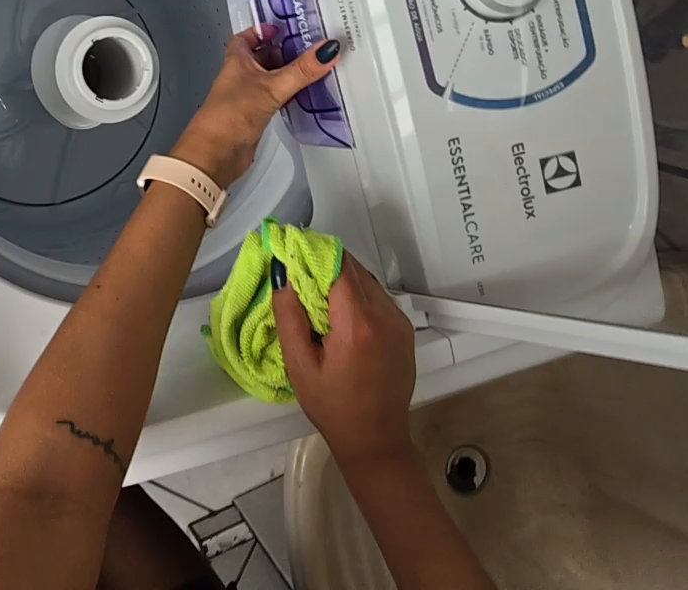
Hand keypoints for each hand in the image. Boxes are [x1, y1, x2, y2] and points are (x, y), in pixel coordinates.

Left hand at [169, 24, 340, 187]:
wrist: (216, 154)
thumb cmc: (231, 115)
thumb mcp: (271, 87)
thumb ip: (301, 70)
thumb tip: (327, 49)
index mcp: (237, 61)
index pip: (245, 38)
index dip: (260, 31)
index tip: (280, 28)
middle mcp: (240, 77)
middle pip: (261, 58)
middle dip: (281, 52)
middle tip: (307, 47)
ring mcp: (246, 97)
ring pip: (269, 79)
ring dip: (287, 74)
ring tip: (312, 68)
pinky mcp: (254, 117)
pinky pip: (274, 99)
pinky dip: (287, 94)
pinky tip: (302, 95)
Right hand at [273, 254, 416, 467]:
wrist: (376, 440)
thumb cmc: (333, 407)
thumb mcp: (299, 365)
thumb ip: (289, 316)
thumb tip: (283, 275)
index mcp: (357, 325)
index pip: (338, 266)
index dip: (313, 251)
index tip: (291, 247)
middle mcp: (385, 316)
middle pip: (353, 268)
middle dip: (323, 262)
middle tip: (296, 267)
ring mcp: (399, 320)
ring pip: (365, 279)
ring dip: (340, 276)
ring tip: (314, 289)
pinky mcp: (404, 328)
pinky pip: (376, 295)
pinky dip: (355, 291)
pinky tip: (336, 309)